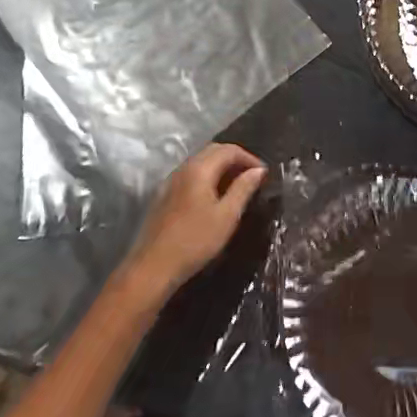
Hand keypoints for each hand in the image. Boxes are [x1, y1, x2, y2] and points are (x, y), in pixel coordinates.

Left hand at [127, 143, 266, 291]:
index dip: (249, 157)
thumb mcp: (227, 216)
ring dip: (221, 166)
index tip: (263, 173)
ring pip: (200, 161)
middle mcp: (183, 169)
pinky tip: (214, 195)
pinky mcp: (164, 195)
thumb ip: (243, 188)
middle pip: (212, 150)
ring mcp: (170, 181)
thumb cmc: (195, 241)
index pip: (229, 150)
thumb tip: (258, 170)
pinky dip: (207, 176)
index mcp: (199, 170)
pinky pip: (190, 174)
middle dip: (235, 158)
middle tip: (252, 176)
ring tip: (237, 185)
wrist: (153, 267)